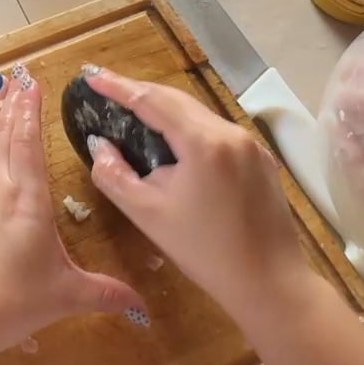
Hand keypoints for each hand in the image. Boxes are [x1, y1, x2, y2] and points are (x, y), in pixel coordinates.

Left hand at [0, 65, 146, 359]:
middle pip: (6, 132)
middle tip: (16, 73)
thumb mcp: (65, 295)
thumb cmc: (12, 301)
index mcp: (28, 197)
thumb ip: (104, 292)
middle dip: (13, 101)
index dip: (30, 109)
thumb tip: (140, 303)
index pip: (28, 141)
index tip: (32, 83)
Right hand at [82, 68, 310, 315]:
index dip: (118, 86)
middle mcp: (230, 133)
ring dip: (163, 108)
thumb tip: (99, 144)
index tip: (90, 76)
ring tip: (133, 109)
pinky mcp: (261, 159)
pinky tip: (172, 138)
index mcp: (203, 143)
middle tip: (106, 88)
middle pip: (176, 99)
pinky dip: (187, 125)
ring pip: (196, 112)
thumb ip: (113, 174)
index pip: (151, 101)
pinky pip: (215, 129)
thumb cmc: (205, 252)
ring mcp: (250, 144)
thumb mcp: (146, 214)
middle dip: (139, 91)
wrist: (273, 288)